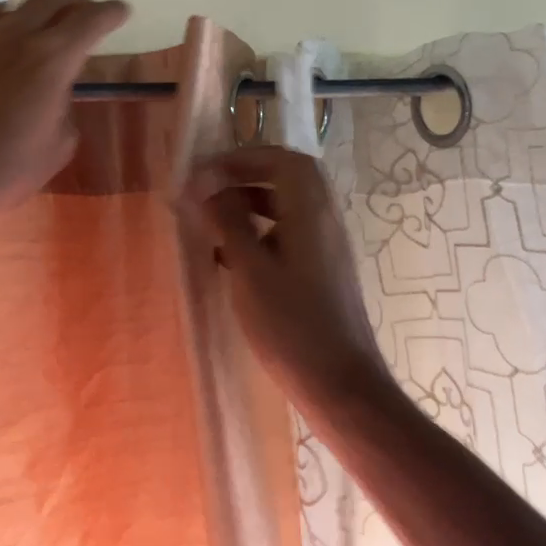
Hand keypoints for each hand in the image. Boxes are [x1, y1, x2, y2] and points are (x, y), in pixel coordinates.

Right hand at [178, 145, 386, 400]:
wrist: (342, 387)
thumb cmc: (292, 326)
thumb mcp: (249, 271)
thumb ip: (227, 223)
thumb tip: (206, 189)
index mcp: (310, 210)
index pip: (280, 159)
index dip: (240, 159)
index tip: (203, 175)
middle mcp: (325, 219)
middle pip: (288, 176)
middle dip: (245, 176)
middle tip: (209, 189)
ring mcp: (328, 246)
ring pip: (288, 206)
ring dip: (250, 204)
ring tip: (212, 222)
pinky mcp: (324, 271)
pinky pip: (290, 232)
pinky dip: (260, 231)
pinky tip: (230, 258)